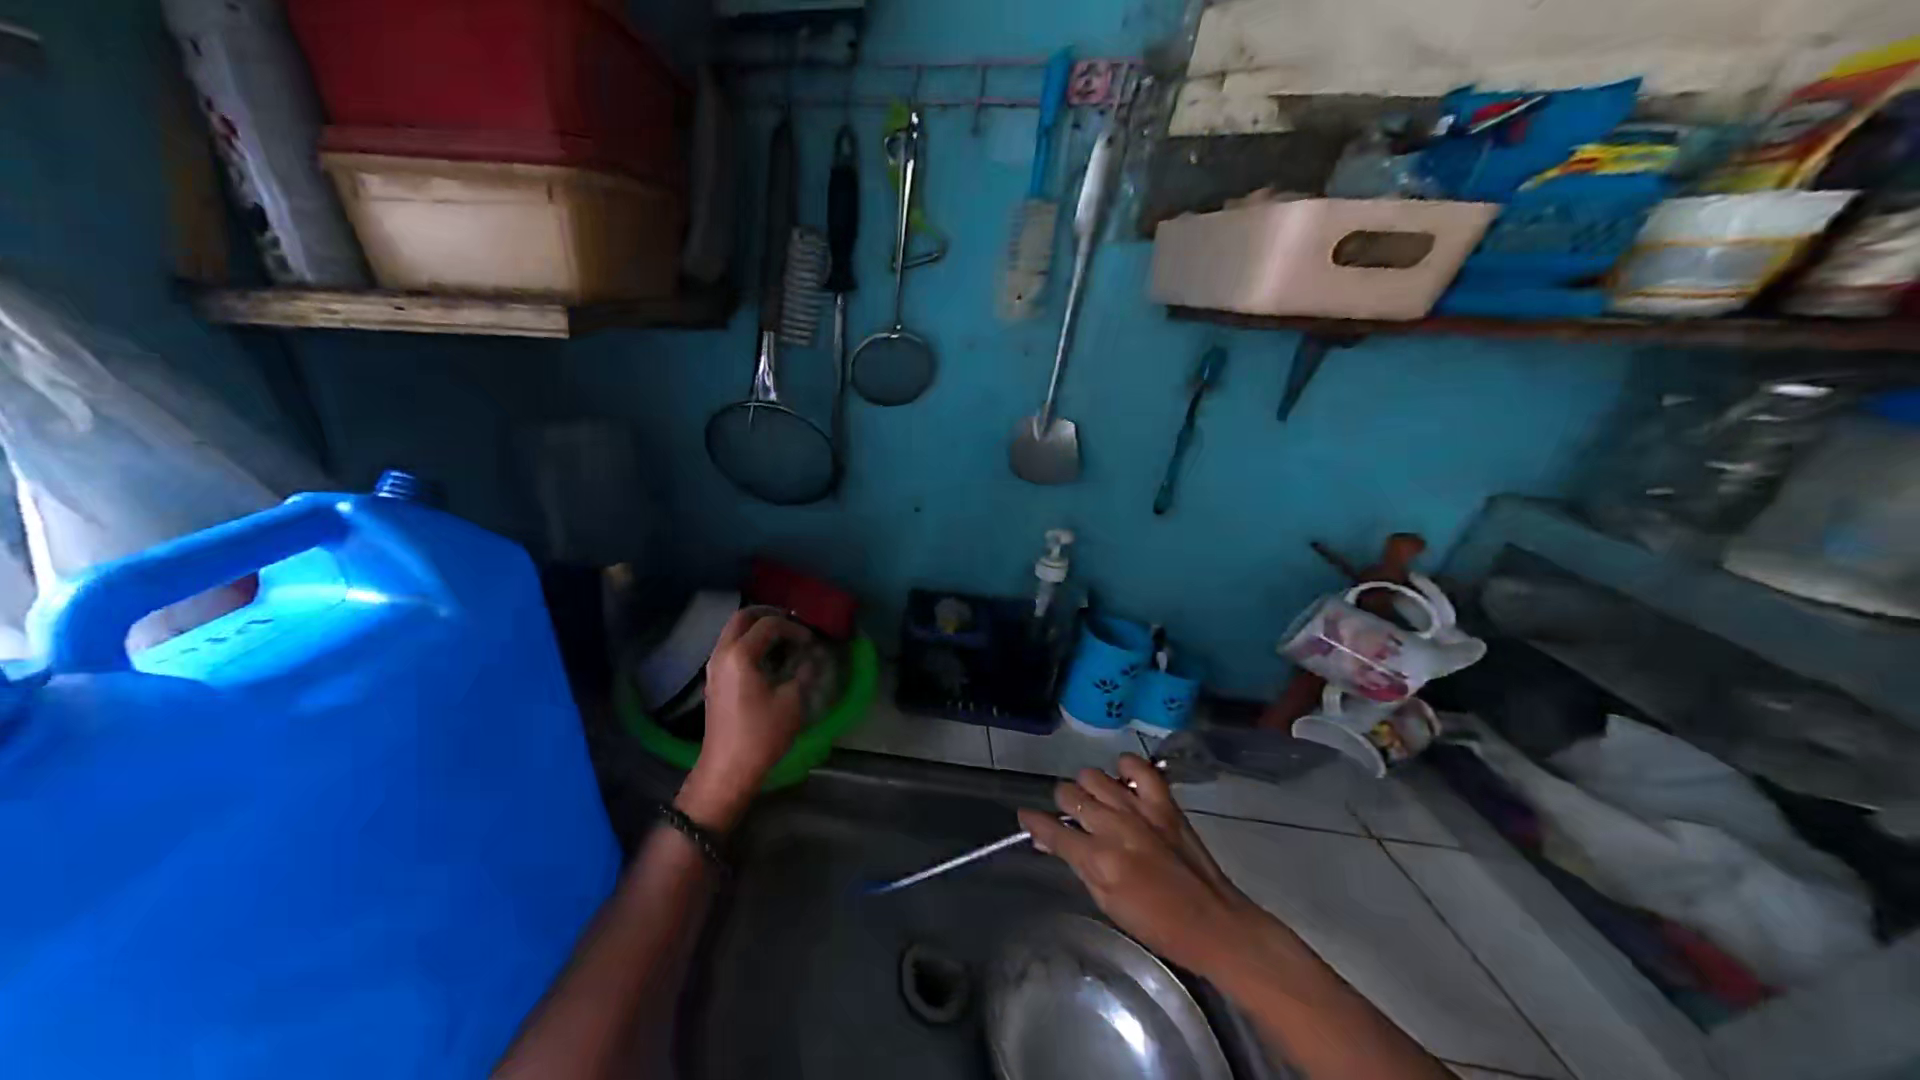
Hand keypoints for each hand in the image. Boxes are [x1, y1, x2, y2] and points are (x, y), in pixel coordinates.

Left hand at [675, 609, 816, 834]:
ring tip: (782, 639)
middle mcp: (721, 654)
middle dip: (767, 615)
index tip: (810, 641)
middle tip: (791, 622)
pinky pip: (729, 648)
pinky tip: (767, 658)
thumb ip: (804, 672)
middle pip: (741, 619)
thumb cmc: (761, 734)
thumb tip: (812, 658)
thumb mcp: (792, 701)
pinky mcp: (713, 681)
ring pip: (732, 632)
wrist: (727, 769)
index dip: (793, 628)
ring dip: (755, 629)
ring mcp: (713, 668)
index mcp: (740, 655)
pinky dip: (747, 643)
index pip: (768, 625)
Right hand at [1018, 754, 1257, 974]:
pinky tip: (1122, 782)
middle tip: (1072, 820)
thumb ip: (1077, 865)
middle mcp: (1116, 827)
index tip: (1026, 817)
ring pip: (1094, 776)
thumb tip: (1048, 841)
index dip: (1033, 822)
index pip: (1053, 830)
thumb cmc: (1157, 925)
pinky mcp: (1165, 802)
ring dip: (1088, 789)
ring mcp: (1141, 810)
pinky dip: (1125, 768)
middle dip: (1063, 805)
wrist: (1215, 923)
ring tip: (1097, 804)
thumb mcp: (1107, 903)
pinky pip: (1137, 767)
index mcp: (1100, 860)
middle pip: (1069, 794)